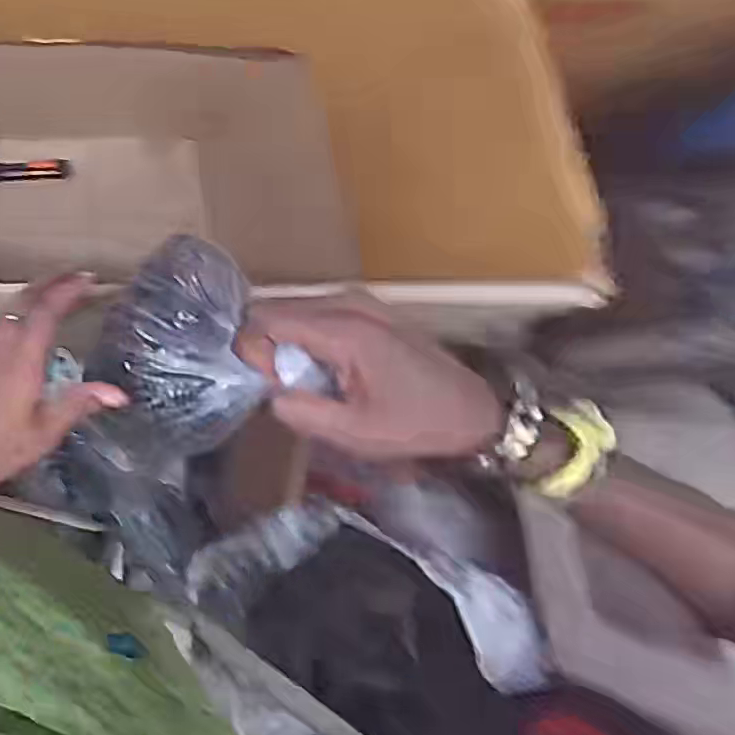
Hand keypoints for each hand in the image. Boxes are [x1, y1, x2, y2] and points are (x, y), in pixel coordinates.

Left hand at [0, 273, 128, 498]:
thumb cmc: (0, 449)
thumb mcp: (45, 431)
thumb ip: (78, 404)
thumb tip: (118, 393)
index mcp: (22, 359)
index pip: (45, 311)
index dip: (67, 291)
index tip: (88, 279)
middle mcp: (1, 347)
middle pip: (25, 301)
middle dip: (52, 283)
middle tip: (78, 276)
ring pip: (11, 309)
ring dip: (35, 294)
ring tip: (59, 290)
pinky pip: (3, 322)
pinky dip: (22, 309)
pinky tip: (29, 320)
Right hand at [234, 295, 501, 461]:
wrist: (480, 414)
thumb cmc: (420, 426)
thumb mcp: (356, 434)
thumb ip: (302, 412)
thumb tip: (270, 394)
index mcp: (345, 331)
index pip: (264, 320)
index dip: (254, 351)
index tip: (274, 383)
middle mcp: (347, 303)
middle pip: (272, 311)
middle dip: (266, 347)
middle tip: (286, 384)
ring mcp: (357, 300)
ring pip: (288, 310)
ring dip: (283, 343)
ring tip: (306, 377)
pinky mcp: (364, 306)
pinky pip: (311, 312)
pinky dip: (302, 337)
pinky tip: (324, 366)